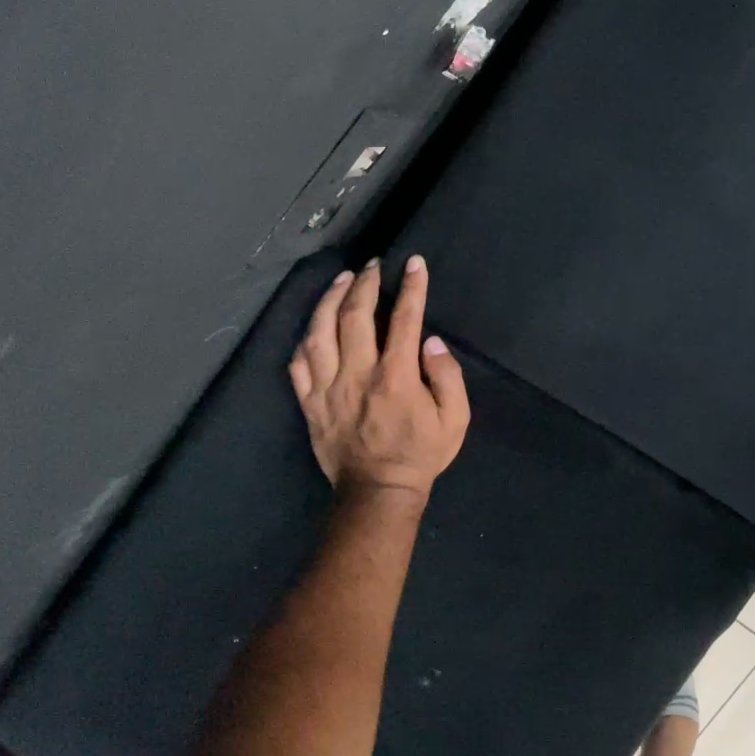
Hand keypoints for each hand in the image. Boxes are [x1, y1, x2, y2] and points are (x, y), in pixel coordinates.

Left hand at [288, 255, 471, 500]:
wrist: (378, 492)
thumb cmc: (421, 453)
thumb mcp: (456, 418)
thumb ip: (447, 376)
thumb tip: (431, 341)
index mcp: (397, 377)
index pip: (406, 319)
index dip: (412, 287)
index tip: (414, 263)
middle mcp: (359, 375)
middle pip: (355, 316)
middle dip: (366, 283)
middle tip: (374, 265)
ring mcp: (328, 389)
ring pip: (319, 333)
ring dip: (330, 300)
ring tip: (342, 280)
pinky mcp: (310, 403)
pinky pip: (298, 363)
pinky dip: (305, 338)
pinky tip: (314, 324)